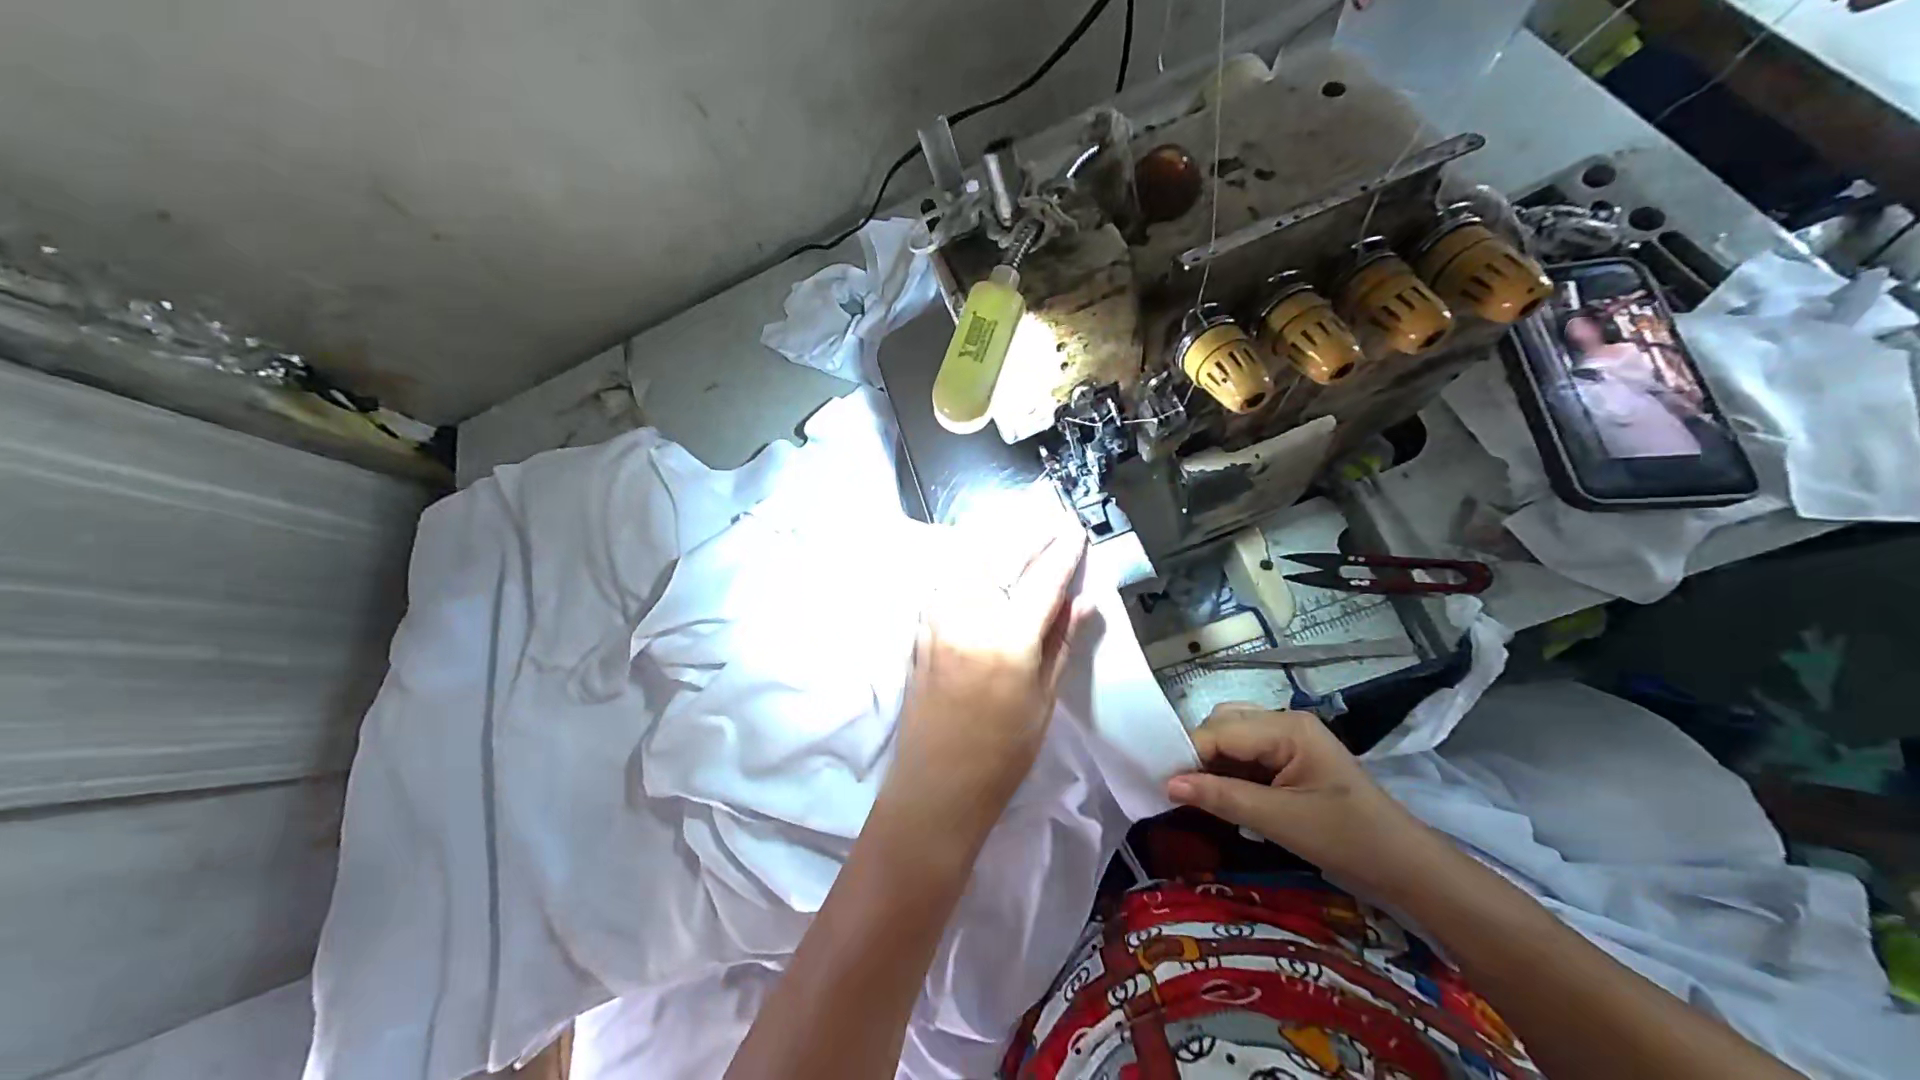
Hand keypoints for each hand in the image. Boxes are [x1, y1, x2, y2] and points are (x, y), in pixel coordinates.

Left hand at [883, 529, 1092, 846]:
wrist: (936, 785)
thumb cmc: (1001, 753)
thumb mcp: (1043, 699)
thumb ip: (1061, 641)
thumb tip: (1086, 601)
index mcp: (1007, 640)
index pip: (1042, 580)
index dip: (1063, 551)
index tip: (1076, 527)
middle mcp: (968, 618)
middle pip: (1000, 557)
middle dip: (1028, 532)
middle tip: (1049, 514)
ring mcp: (937, 620)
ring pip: (968, 561)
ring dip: (996, 539)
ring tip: (1019, 526)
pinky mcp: (920, 628)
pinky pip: (946, 580)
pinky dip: (967, 561)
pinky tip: (981, 557)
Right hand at [1167, 705, 1446, 897]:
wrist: (1408, 868)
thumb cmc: (1349, 839)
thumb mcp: (1281, 820)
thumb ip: (1223, 797)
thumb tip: (1168, 784)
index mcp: (1287, 727)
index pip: (1220, 731)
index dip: (1189, 756)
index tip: (1163, 786)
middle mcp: (1284, 723)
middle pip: (1222, 725)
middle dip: (1199, 755)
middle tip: (1184, 793)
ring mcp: (1289, 740)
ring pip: (1231, 739)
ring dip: (1213, 765)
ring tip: (1201, 796)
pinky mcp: (1290, 760)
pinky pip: (1246, 755)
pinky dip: (1229, 774)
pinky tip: (1224, 797)